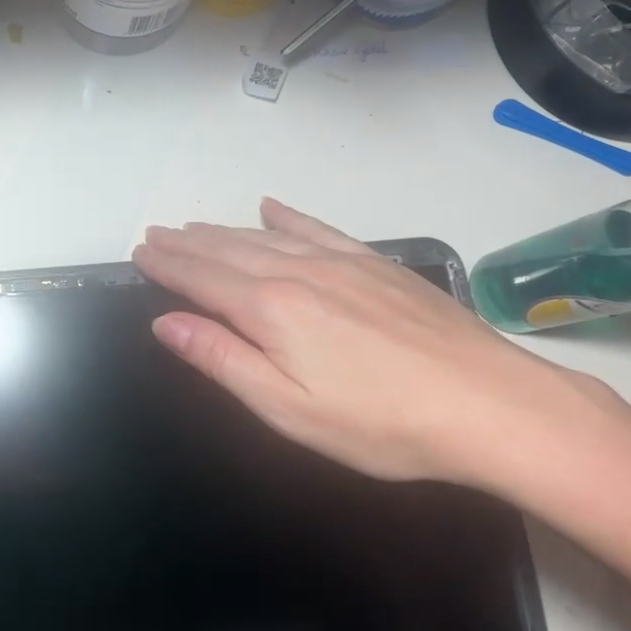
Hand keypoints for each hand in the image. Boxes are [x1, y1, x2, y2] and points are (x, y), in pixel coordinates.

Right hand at [132, 199, 620, 487]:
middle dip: (187, 243)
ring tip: (195, 226)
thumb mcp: (287, 409)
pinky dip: (289, 217)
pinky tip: (272, 208)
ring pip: (267, 237)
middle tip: (156, 234)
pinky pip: (320, 229)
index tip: (140, 252)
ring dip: (224, 230)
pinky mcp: (379, 266)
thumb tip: (166, 322)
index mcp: (270, 311)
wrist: (491, 405)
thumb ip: (223, 360)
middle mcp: (300, 274)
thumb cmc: (380, 423)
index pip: (201, 279)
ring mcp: (343, 264)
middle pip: (228, 251)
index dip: (167, 265)